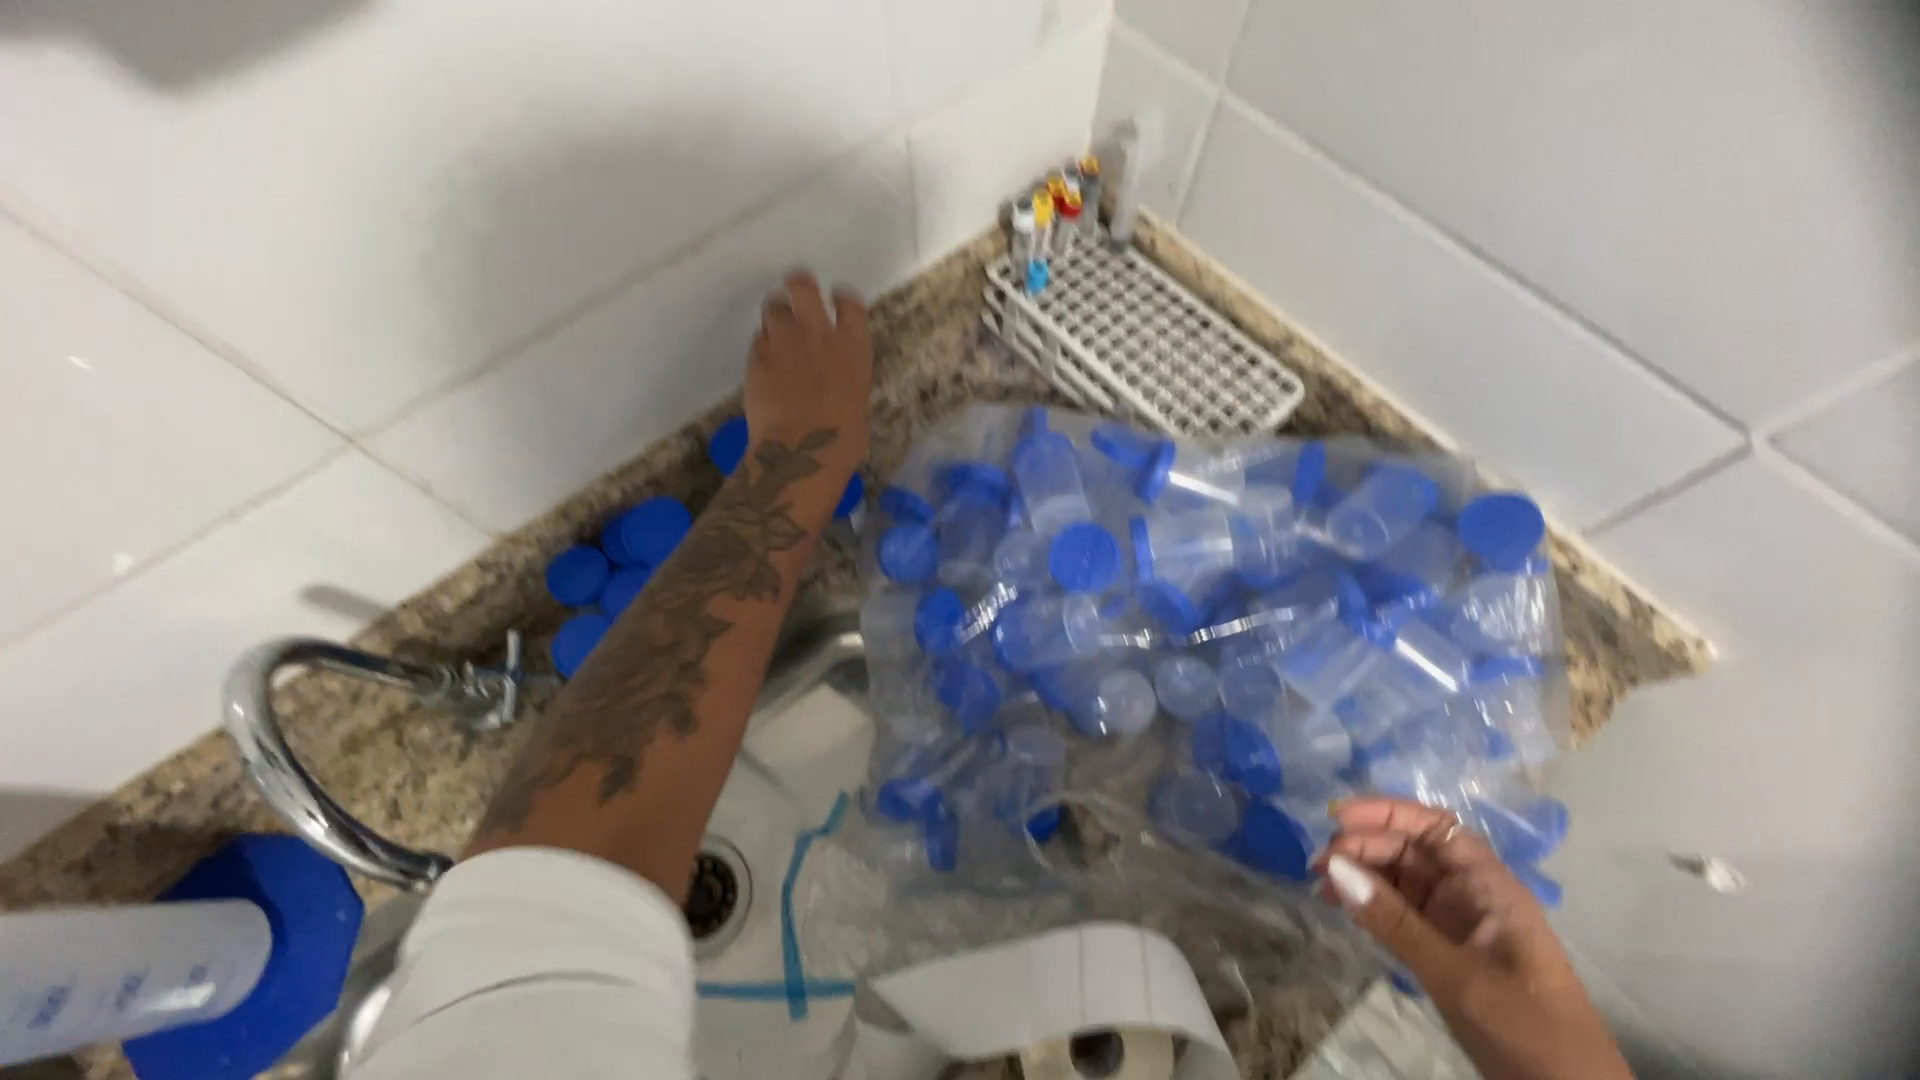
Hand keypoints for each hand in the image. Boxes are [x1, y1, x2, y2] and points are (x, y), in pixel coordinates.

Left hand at [744, 269, 873, 471]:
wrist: (799, 452)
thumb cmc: (842, 440)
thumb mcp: (857, 404)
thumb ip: (845, 380)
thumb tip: (837, 383)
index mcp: (853, 347)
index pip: (849, 303)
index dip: (842, 297)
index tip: (837, 298)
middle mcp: (818, 334)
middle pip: (803, 287)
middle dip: (798, 284)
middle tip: (794, 290)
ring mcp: (784, 342)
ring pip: (774, 307)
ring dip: (776, 312)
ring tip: (775, 325)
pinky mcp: (756, 357)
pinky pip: (758, 339)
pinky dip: (762, 344)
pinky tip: (765, 358)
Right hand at [1317, 797, 1633, 1079]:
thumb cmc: (1528, 1028)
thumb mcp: (1457, 975)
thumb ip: (1394, 921)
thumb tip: (1334, 867)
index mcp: (1489, 886)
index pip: (1434, 828)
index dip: (1387, 812)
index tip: (1338, 816)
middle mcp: (1471, 895)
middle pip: (1411, 849)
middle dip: (1363, 846)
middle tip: (1320, 864)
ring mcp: (1457, 923)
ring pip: (1400, 879)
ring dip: (1360, 874)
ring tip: (1321, 884)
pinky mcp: (1443, 951)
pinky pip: (1399, 912)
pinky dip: (1368, 904)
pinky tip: (1341, 907)